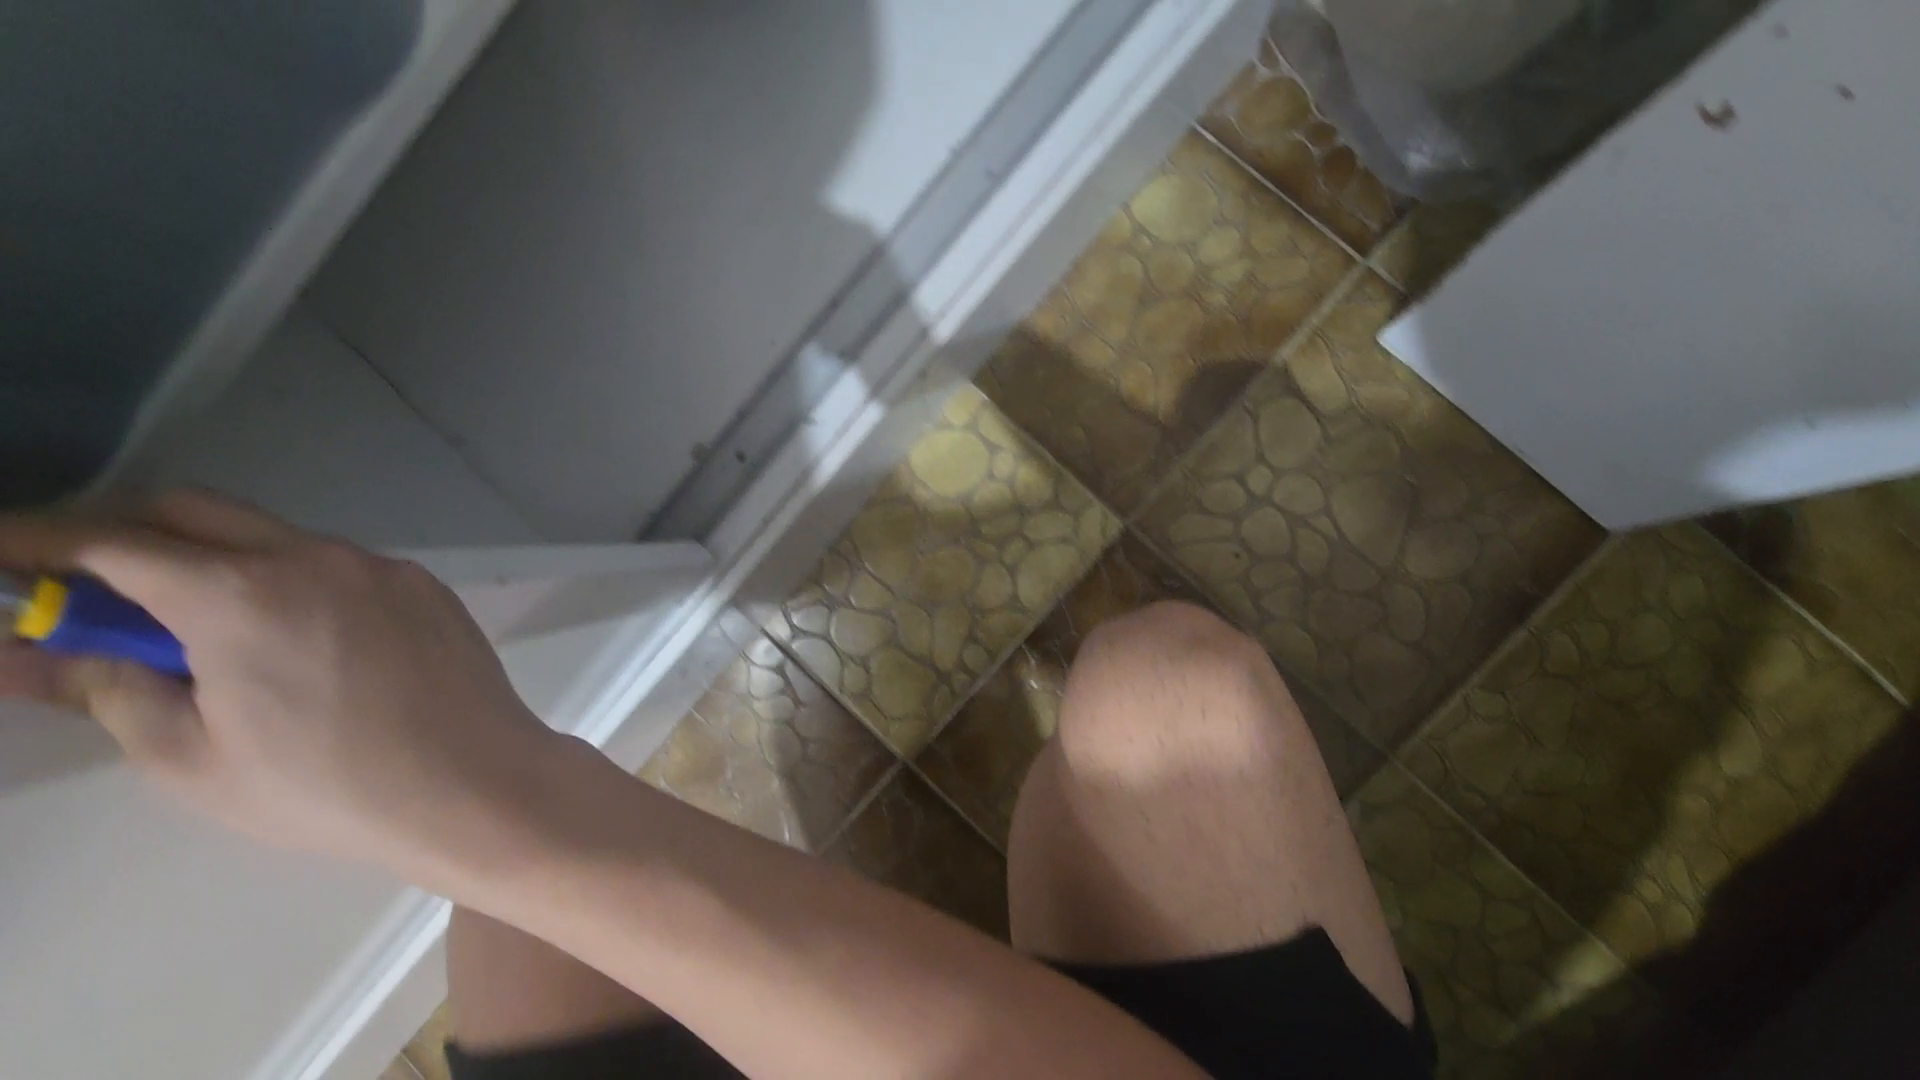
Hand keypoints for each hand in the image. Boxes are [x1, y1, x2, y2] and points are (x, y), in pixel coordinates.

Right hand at [0, 491, 572, 877]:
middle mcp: (315, 557)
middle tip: (93, 591)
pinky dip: (295, 582)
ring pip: (276, 537)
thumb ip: (101, 689)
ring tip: (204, 631)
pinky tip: (301, 642)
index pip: (114, 543)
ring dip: (220, 562)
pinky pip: (341, 565)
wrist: (476, 782)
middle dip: (127, 535)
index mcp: (240, 593)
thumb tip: (18, 651)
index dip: (40, 543)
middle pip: (197, 513)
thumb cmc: (328, 787)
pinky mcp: (425, 585)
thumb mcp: (190, 756)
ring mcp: (381, 566)